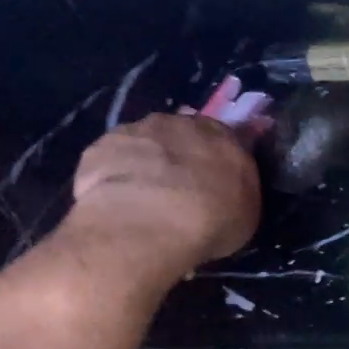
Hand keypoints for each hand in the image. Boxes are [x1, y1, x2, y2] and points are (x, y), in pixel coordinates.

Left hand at [64, 113, 260, 281]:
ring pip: (145, 141)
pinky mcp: (100, 146)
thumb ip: (239, 185)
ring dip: (147, 160)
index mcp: (223, 135)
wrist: (149, 225)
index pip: (227, 136)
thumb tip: (231, 177)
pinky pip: (112, 156)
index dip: (219, 156)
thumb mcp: (247, 210)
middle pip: (182, 133)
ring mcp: (138, 130)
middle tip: (180, 186)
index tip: (217, 176)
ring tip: (145, 195)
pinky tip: (117, 198)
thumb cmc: (212, 220)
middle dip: (181, 154)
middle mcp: (181, 123)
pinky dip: (115, 171)